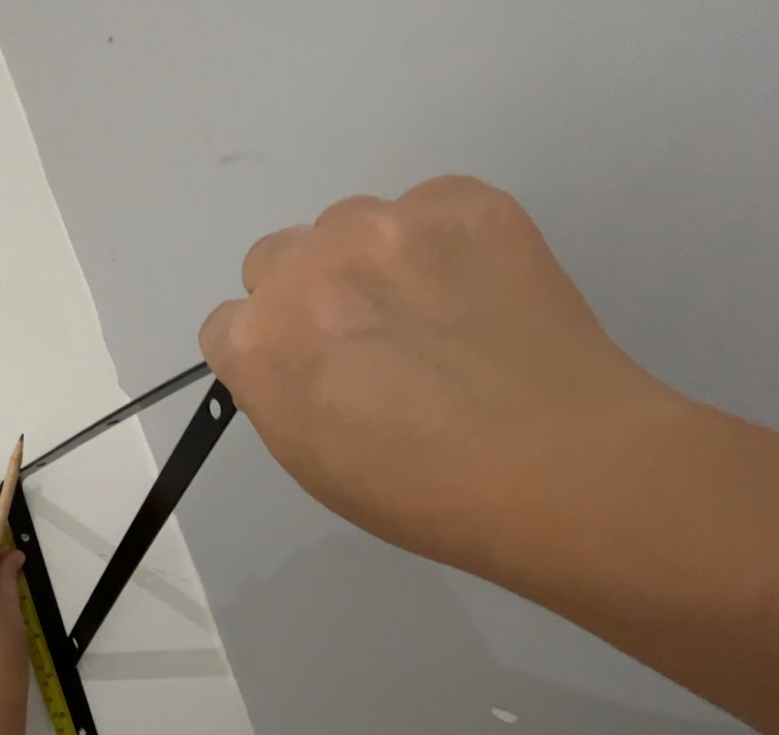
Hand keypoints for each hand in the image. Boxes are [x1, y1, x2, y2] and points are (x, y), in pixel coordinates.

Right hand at [198, 175, 690, 567]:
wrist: (550, 465)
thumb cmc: (411, 489)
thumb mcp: (303, 454)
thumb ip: (273, 385)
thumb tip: (292, 353)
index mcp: (257, 342)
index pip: (227, 323)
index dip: (267, 350)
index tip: (305, 370)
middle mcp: (304, 270)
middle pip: (273, 259)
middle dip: (304, 294)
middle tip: (362, 336)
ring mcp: (384, 227)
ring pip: (344, 224)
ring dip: (366, 261)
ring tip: (428, 311)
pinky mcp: (463, 201)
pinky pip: (425, 205)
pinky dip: (438, 241)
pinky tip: (474, 291)